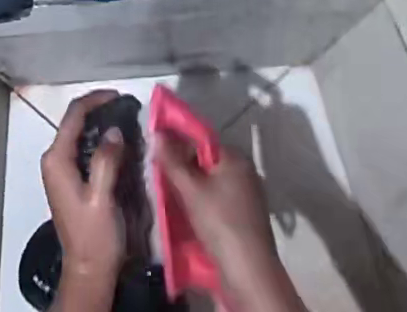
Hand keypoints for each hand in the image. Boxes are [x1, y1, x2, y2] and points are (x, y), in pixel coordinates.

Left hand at [43, 90, 125, 311]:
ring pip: (81, 133)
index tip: (120, 95)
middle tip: (127, 107)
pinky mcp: (71, 177)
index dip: (96, 99)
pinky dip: (101, 139)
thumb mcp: (102, 197)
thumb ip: (106, 160)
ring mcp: (61, 168)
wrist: (88, 270)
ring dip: (102, 123)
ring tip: (127, 120)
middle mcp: (54, 159)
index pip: (74, 114)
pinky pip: (84, 147)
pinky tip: (120, 142)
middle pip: (76, 120)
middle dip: (100, 109)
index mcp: (57, 160)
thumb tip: (114, 129)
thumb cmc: (94, 235)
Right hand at [154, 134, 306, 311]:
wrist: (249, 273)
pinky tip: (186, 218)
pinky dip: (202, 207)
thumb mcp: (191, 190)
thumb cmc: (221, 223)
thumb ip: (172, 161)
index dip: (178, 146)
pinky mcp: (244, 219)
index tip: (158, 156)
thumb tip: (156, 133)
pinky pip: (217, 204)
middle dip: (183, 172)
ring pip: (210, 186)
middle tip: (160, 181)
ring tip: (168, 200)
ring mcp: (246, 196)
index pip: (202, 142)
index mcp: (235, 157)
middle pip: (206, 164)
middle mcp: (244, 172)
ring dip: (190, 192)